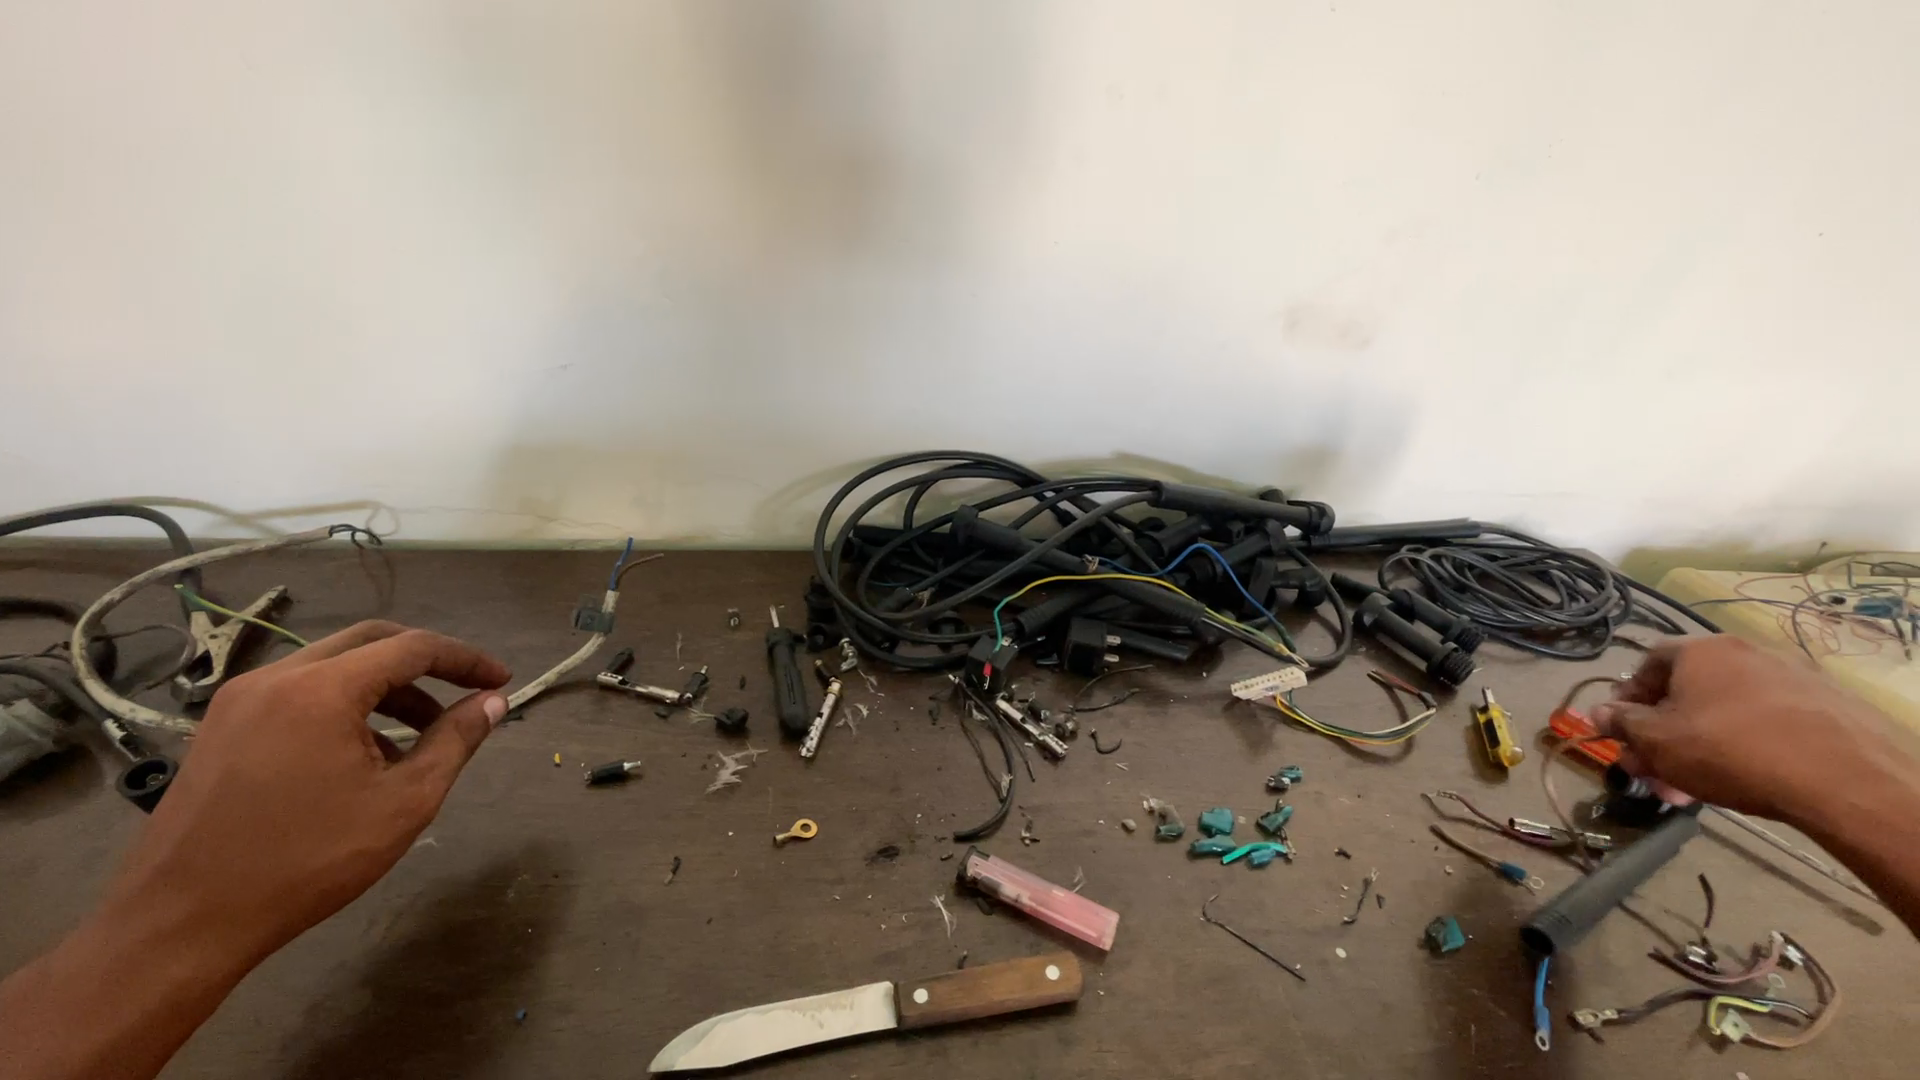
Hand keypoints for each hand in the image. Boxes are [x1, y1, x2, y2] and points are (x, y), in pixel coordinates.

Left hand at [101, 620, 510, 968]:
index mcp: (321, 690)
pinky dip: (346, 705)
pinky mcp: (221, 729)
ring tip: (420, 736)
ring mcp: (239, 702)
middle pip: (371, 641)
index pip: (413, 647)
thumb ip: (455, 740)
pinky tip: (363, 755)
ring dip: (387, 686)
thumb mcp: (404, 801)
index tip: (502, 681)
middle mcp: (275, 679)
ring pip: (334, 666)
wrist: (180, 924)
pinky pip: (300, 692)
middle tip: (467, 692)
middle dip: (427, 662)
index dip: (466, 659)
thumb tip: (493, 702)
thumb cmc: (307, 860)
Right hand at [1592, 635, 1903, 825]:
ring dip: (1701, 744)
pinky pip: (1771, 722)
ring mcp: (1797, 679)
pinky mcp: (1834, 708)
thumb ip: (1620, 723)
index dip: (1627, 699)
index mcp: (1701, 650)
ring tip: (1694, 786)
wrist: (1849, 783)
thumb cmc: (1728, 750)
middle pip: (1688, 693)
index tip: (1623, 730)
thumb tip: (1599, 713)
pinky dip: (1749, 744)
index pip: (1646, 665)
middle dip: (1663, 734)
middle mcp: (1748, 653)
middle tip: (1654, 770)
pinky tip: (1746, 777)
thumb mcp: (1655, 740)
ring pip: (1727, 712)